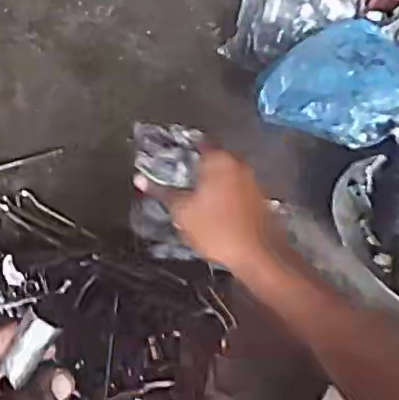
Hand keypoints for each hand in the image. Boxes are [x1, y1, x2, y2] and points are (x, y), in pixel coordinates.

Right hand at [136, 147, 283, 270]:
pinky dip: (224, 193)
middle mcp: (239, 164)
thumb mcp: (181, 211)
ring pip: (225, 173)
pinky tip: (213, 208)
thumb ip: (161, 192)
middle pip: (213, 158)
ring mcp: (252, 180)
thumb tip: (139, 179)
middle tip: (177, 178)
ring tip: (192, 195)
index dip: (181, 149)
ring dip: (211, 181)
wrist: (258, 256)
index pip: (197, 143)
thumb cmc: (215, 229)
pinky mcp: (260, 198)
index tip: (167, 158)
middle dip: (196, 166)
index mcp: (219, 160)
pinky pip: (236, 187)